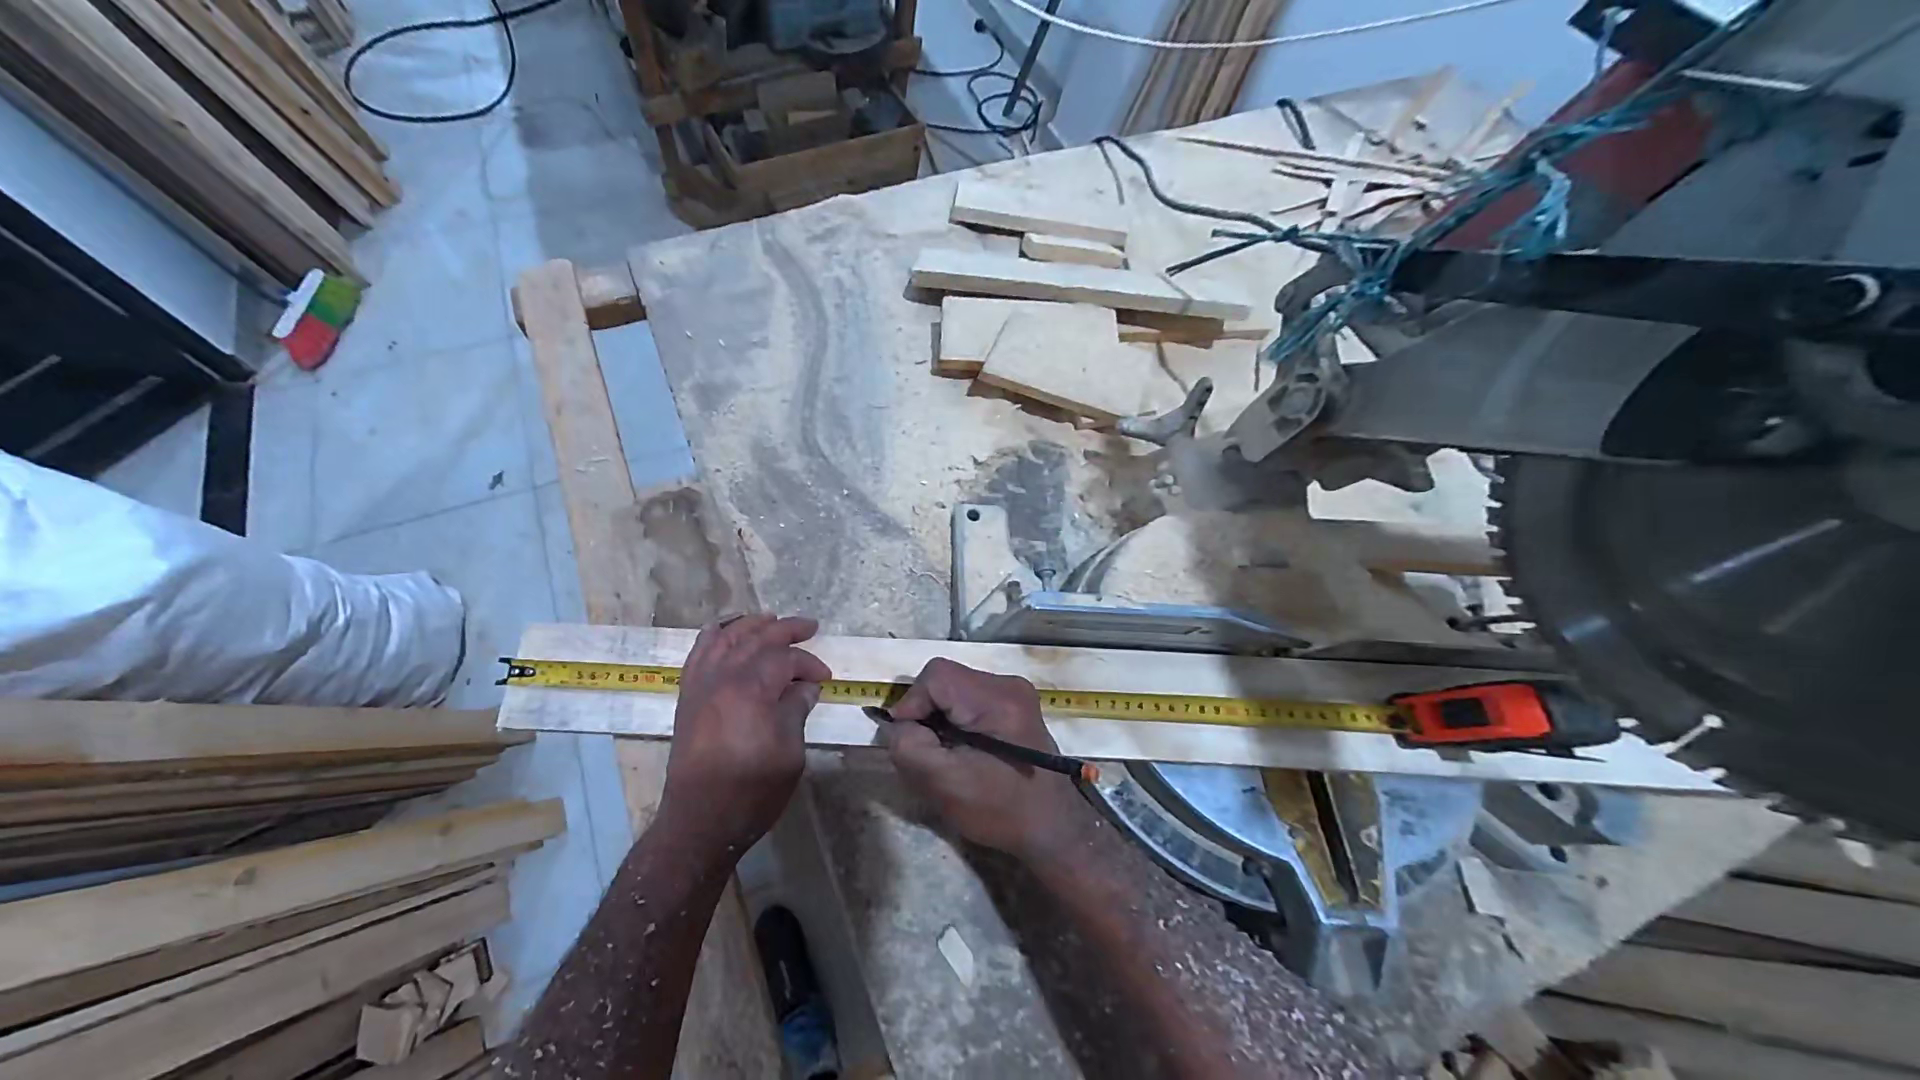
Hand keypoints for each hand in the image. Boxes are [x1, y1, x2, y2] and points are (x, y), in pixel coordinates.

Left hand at [661, 614, 831, 853]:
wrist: (699, 822)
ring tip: (769, 619)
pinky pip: (698, 654)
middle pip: (756, 639)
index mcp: (750, 689)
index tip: (825, 679)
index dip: (808, 664)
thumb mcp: (789, 752)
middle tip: (809, 626)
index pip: (784, 659)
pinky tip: (723, 630)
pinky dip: (713, 637)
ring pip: (725, 639)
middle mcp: (722, 678)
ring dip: (750, 625)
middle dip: (785, 629)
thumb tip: (804, 687)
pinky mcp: (688, 697)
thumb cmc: (751, 791)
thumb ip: (796, 710)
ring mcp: (700, 685)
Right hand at [883, 658, 1098, 863]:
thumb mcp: (944, 785)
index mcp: (998, 699)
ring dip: (939, 717)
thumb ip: (910, 747)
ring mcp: (1014, 692)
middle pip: (945, 679)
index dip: (912, 704)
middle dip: (926, 712)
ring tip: (947, 753)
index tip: (913, 741)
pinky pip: (969, 698)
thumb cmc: (1000, 810)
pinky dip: (955, 719)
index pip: (935, 676)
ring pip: (954, 687)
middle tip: (930, 751)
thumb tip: (898, 723)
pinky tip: (964, 749)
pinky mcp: (1014, 704)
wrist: (1053, 829)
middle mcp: (1009, 684)